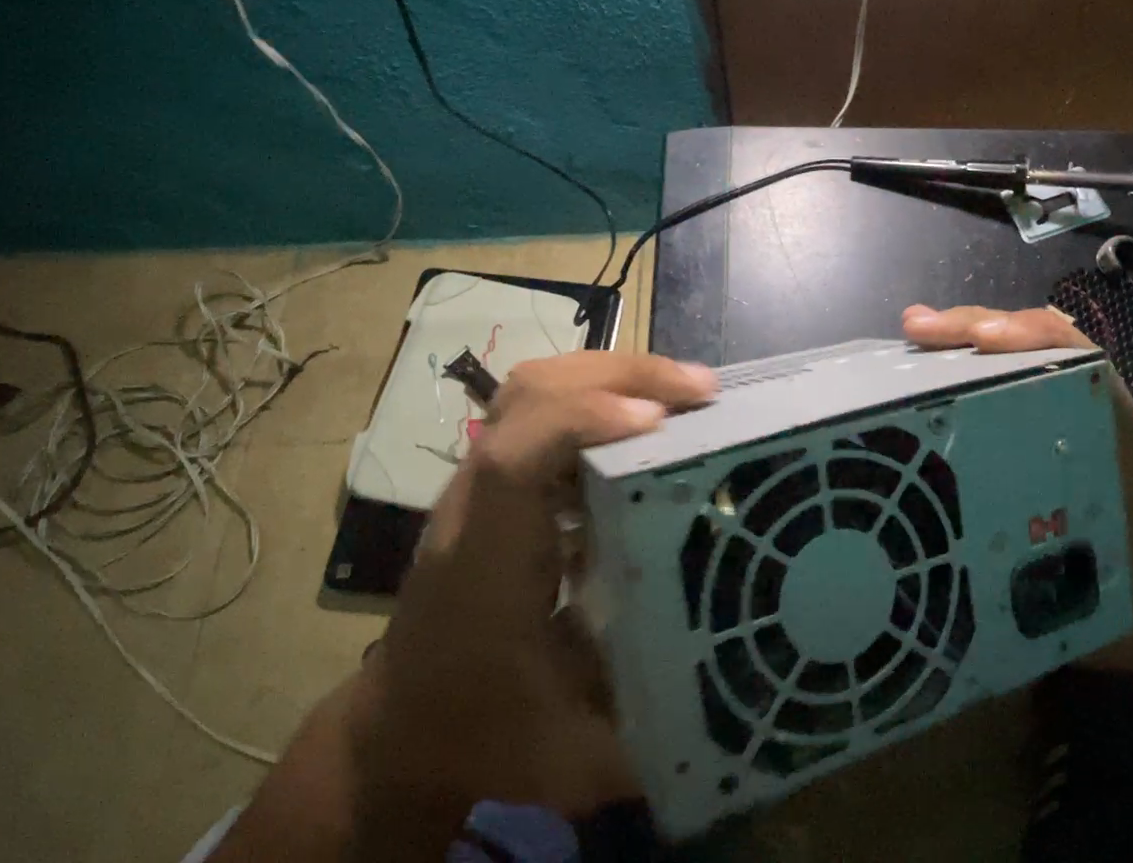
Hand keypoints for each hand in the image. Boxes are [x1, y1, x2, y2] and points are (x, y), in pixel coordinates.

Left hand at [352, 351, 719, 818]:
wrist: (400, 727)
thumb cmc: (476, 735)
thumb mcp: (563, 757)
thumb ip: (643, 741)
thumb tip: (732, 717)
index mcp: (484, 566)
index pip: (514, 460)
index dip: (584, 422)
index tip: (661, 421)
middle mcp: (478, 508)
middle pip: (529, 396)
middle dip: (619, 375)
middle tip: (703, 390)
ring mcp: (485, 489)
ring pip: (536, 390)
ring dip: (615, 375)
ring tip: (687, 393)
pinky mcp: (502, 488)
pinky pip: (547, 413)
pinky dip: (605, 398)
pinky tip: (653, 422)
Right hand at [899, 305, 1132, 685]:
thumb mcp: (1101, 586)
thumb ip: (1049, 572)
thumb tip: (966, 552)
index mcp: (1123, 437)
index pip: (1078, 360)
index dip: (1026, 339)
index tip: (974, 340)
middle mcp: (1102, 420)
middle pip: (1045, 348)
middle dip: (979, 329)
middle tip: (918, 329)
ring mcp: (1084, 430)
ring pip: (1030, 366)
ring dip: (973, 351)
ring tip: (916, 343)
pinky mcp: (1066, 448)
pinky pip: (1021, 399)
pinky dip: (977, 383)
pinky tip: (937, 388)